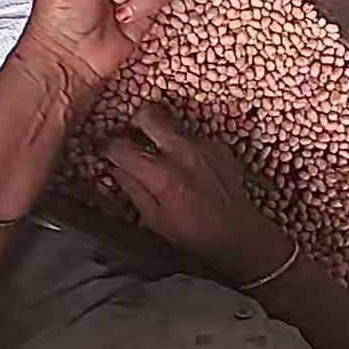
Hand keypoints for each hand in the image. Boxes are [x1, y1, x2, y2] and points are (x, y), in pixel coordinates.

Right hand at [104, 103, 293, 281]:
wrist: (237, 231)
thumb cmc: (192, 233)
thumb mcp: (154, 220)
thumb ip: (134, 190)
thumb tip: (117, 168)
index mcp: (161, 175)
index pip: (122, 148)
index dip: (111, 149)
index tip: (111, 153)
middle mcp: (182, 152)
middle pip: (151, 115)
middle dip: (139, 121)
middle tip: (137, 135)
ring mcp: (203, 146)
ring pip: (174, 127)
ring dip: (167, 139)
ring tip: (172, 163)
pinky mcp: (218, 146)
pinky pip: (194, 139)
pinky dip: (188, 150)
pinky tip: (193, 170)